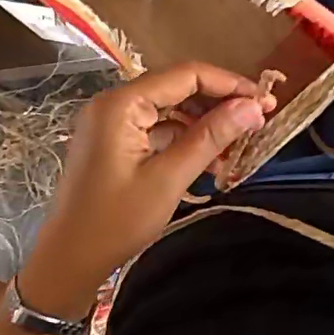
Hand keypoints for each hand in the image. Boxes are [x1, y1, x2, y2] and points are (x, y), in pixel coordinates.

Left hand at [20, 63, 272, 318]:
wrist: (69, 259)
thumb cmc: (116, 221)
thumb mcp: (169, 179)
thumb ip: (210, 138)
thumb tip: (252, 108)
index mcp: (122, 104)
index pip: (185, 75)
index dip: (229, 84)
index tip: (264, 101)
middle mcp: (114, 103)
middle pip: (177, 88)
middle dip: (219, 104)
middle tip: (258, 122)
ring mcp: (111, 123)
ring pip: (169, 110)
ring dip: (204, 125)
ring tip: (239, 146)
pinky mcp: (114, 142)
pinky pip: (157, 129)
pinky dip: (184, 140)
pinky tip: (211, 160)